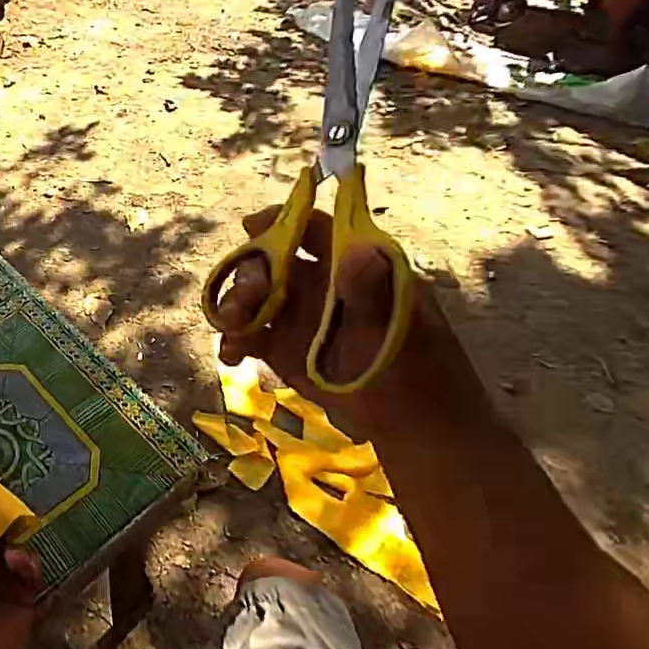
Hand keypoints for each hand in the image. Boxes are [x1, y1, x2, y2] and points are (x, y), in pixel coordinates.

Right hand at [214, 206, 492, 446]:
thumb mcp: (398, 332)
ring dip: (235, 306)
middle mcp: (321, 284)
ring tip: (234, 331)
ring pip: (255, 297)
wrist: (414, 427)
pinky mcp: (283, 349)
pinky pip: (250, 334)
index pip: (314, 229)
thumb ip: (372, 294)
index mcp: (353, 266)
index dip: (281, 221)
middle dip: (250, 275)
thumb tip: (356, 252)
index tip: (250, 226)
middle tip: (245, 302)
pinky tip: (232, 355)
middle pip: (273, 262)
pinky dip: (234, 339)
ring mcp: (300, 317)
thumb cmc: (417, 372)